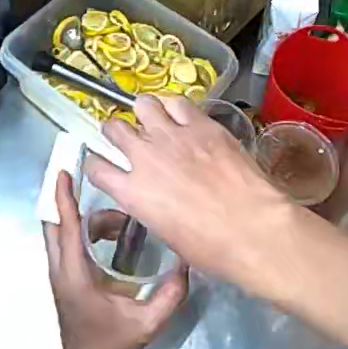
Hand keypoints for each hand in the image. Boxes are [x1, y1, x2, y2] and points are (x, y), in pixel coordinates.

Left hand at [43, 172, 186, 348]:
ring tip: (122, 223)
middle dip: (72, 200)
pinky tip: (114, 237)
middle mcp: (62, 267)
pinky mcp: (64, 275)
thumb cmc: (111, 343)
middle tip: (96, 184)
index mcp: (75, 273)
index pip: (67, 227)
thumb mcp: (145, 323)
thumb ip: (168, 296)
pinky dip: (87, 230)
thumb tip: (186, 263)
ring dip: (89, 219)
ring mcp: (60, 271)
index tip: (64, 173)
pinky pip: (69, 240)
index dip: (65, 198)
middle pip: (56, 223)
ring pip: (64, 231)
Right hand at [91, 95, 303, 290]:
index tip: (102, 162)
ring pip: (143, 105)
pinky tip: (178, 110)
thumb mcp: (168, 233)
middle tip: (124, 133)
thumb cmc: (211, 246)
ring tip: (150, 113)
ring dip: (143, 109)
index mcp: (132, 192)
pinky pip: (178, 102)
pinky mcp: (200, 124)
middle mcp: (145, 157)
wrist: (250, 227)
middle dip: (115, 129)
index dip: (97, 162)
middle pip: (114, 128)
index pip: (97, 168)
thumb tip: (158, 196)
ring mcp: (173, 136)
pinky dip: (173, 105)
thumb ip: (152, 206)